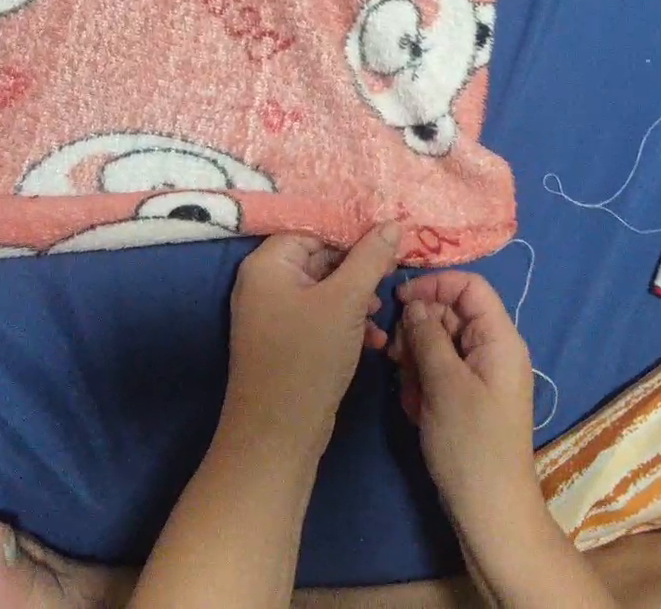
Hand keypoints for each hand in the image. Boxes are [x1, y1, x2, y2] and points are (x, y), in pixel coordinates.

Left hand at [224, 223, 399, 456]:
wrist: (278, 436)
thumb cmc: (308, 358)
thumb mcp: (347, 301)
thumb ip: (370, 258)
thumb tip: (392, 224)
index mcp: (269, 264)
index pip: (314, 227)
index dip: (353, 229)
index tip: (390, 236)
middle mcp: (266, 282)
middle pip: (321, 255)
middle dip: (360, 265)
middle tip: (393, 271)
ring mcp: (275, 312)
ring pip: (326, 287)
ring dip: (358, 295)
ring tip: (383, 308)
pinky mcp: (288, 338)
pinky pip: (322, 314)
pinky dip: (348, 319)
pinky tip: (374, 337)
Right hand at [390, 271, 542, 525]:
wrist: (490, 511)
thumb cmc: (471, 443)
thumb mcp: (444, 384)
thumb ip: (428, 336)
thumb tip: (414, 304)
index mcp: (500, 338)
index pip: (471, 286)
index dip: (435, 284)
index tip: (400, 300)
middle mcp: (494, 348)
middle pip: (451, 313)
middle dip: (419, 328)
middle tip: (395, 355)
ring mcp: (481, 374)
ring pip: (441, 342)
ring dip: (416, 358)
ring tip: (407, 388)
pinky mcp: (468, 396)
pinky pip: (441, 371)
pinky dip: (422, 381)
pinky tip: (414, 406)